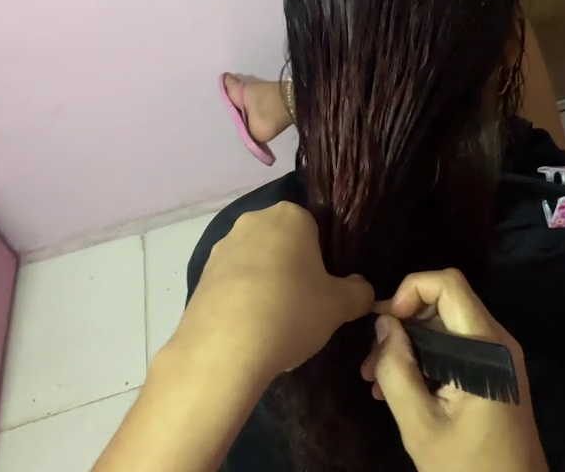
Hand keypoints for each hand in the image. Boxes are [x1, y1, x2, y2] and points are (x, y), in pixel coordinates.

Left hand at [173, 202, 373, 383]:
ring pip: (256, 263)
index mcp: (291, 215)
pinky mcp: (201, 274)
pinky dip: (242, 300)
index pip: (315, 230)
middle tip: (303, 307)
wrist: (223, 349)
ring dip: (266, 285)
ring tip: (273, 325)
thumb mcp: (339, 306)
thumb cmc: (291, 312)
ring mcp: (223, 246)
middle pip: (283, 243)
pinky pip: (232, 283)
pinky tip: (249, 331)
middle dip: (293, 270)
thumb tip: (362, 289)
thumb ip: (359, 292)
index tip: (323, 291)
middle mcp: (254, 220)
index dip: (323, 262)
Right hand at [362, 269, 546, 471]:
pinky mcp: (495, 372)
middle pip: (444, 302)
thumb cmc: (469, 469)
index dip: (411, 290)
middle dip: (403, 323)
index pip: (448, 283)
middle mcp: (497, 340)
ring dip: (410, 344)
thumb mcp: (421, 426)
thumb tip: (383, 324)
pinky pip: (456, 346)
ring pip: (446, 325)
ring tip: (376, 380)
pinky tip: (400, 388)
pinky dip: (427, 357)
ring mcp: (499, 356)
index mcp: (486, 345)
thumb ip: (397, 371)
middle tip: (371, 361)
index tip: (386, 325)